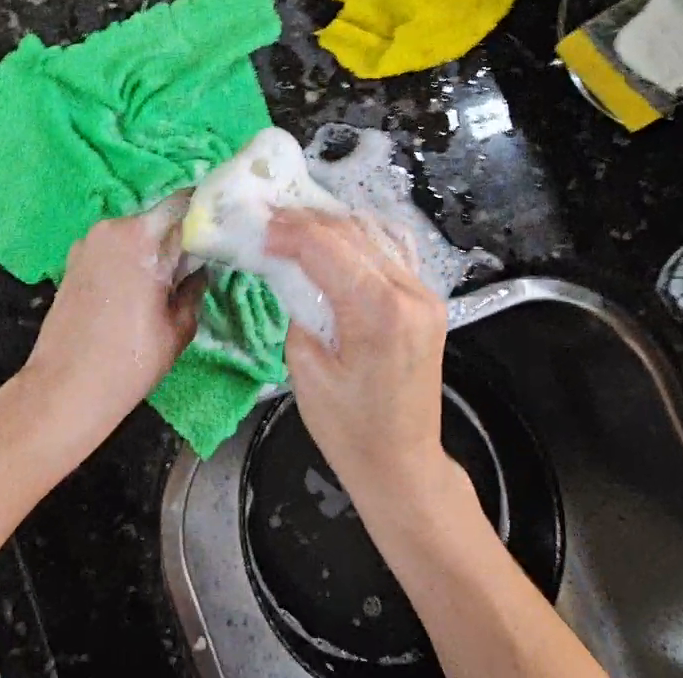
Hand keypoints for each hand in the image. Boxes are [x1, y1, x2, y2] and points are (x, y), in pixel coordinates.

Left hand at [20, 197, 204, 433]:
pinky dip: (125, 263)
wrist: (66, 386)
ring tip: (159, 289)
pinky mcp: (71, 261)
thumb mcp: (178, 326)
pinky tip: (131, 295)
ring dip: (148, 253)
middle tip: (191, 271)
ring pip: (131, 236)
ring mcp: (86, 243)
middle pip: (156, 221)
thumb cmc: (130, 359)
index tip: (220, 231)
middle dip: (175, 240)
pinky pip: (109, 250)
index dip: (204, 214)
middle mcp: (110, 228)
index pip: (183, 204)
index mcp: (141, 236)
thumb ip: (193, 288)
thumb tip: (198, 269)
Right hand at [269, 210, 455, 505]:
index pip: (327, 247)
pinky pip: (388, 253)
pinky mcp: (425, 302)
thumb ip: (298, 307)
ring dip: (328, 227)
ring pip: (371, 236)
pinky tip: (329, 241)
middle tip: (266, 220)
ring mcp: (425, 295)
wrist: (400, 461)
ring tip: (291, 227)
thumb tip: (289, 271)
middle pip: (350, 234)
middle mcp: (410, 293)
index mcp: (379, 311)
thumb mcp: (304, 365)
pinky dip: (354, 241)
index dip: (288, 232)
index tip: (257, 229)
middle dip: (305, 223)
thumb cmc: (347, 425)